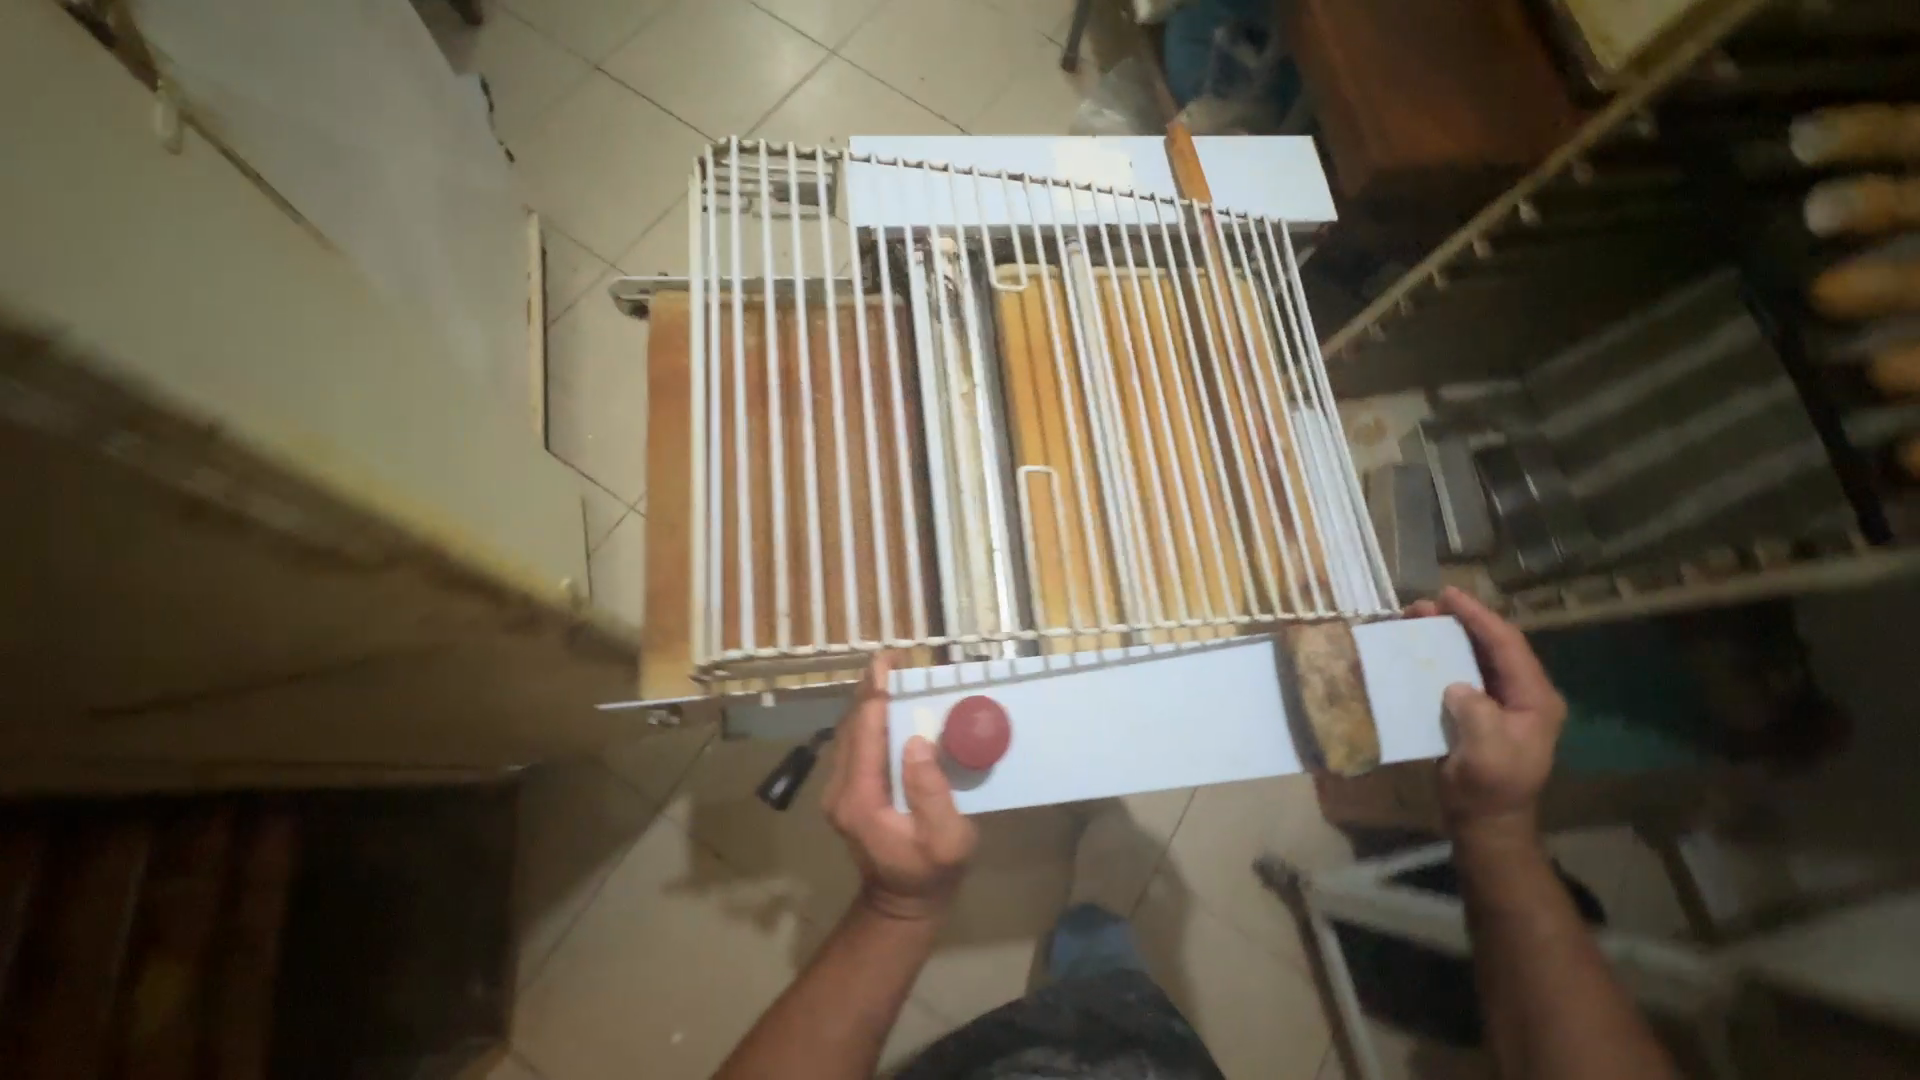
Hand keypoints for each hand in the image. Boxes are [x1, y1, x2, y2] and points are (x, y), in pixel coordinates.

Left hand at [821, 654, 977, 921]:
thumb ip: (932, 791)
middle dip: (870, 688)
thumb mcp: (947, 838)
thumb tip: (916, 741)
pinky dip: (867, 718)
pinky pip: (853, 743)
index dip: (875, 693)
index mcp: (860, 799)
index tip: (886, 661)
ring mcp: (837, 792)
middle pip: (851, 726)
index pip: (864, 733)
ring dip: (867, 700)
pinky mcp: (845, 792)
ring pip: (847, 732)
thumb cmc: (932, 871)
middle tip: (893, 657)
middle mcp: (839, 791)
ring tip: (889, 672)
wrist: (903, 903)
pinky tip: (884, 704)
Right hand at [1408, 587, 1567, 843]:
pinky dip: (1437, 657)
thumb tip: (1455, 685)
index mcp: (1535, 699)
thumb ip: (1477, 714)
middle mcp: (1521, 694)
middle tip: (1421, 606)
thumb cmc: (1490, 788)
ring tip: (1413, 620)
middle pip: (1492, 645)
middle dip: (1459, 621)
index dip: (1479, 618)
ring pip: (1474, 656)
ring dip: (1445, 636)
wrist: (1484, 821)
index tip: (1448, 595)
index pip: (1508, 646)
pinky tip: (1415, 651)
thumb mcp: (1486, 753)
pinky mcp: (1476, 711)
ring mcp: (1499, 702)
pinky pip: (1459, 673)